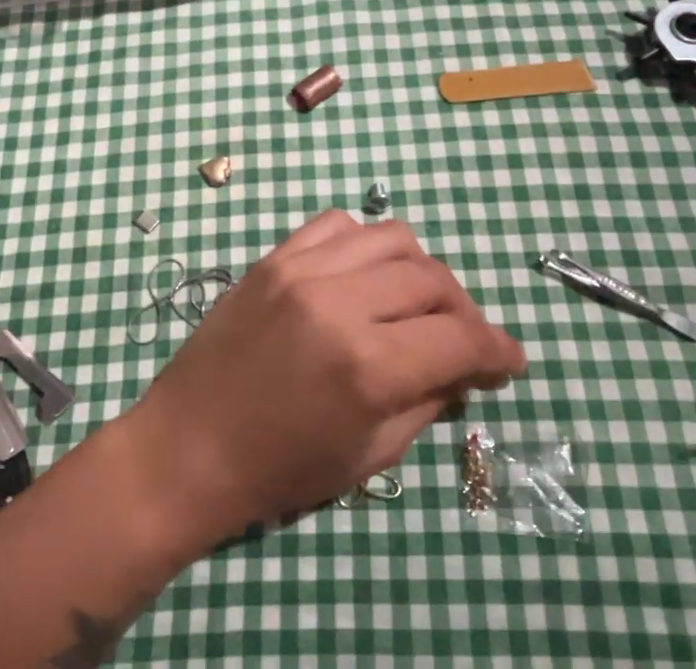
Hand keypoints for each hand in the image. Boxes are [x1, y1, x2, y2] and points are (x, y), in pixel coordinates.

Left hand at [123, 210, 527, 539]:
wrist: (186, 448)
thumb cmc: (278, 469)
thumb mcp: (369, 455)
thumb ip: (427, 402)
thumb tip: (463, 368)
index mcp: (368, 366)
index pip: (462, 337)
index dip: (499, 351)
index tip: (509, 363)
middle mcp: (338, 303)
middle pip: (434, 280)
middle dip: (463, 313)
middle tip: (460, 343)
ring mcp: (300, 272)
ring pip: (391, 238)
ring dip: (419, 272)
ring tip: (412, 306)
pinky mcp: (270, 260)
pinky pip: (335, 225)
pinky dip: (363, 246)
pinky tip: (361, 279)